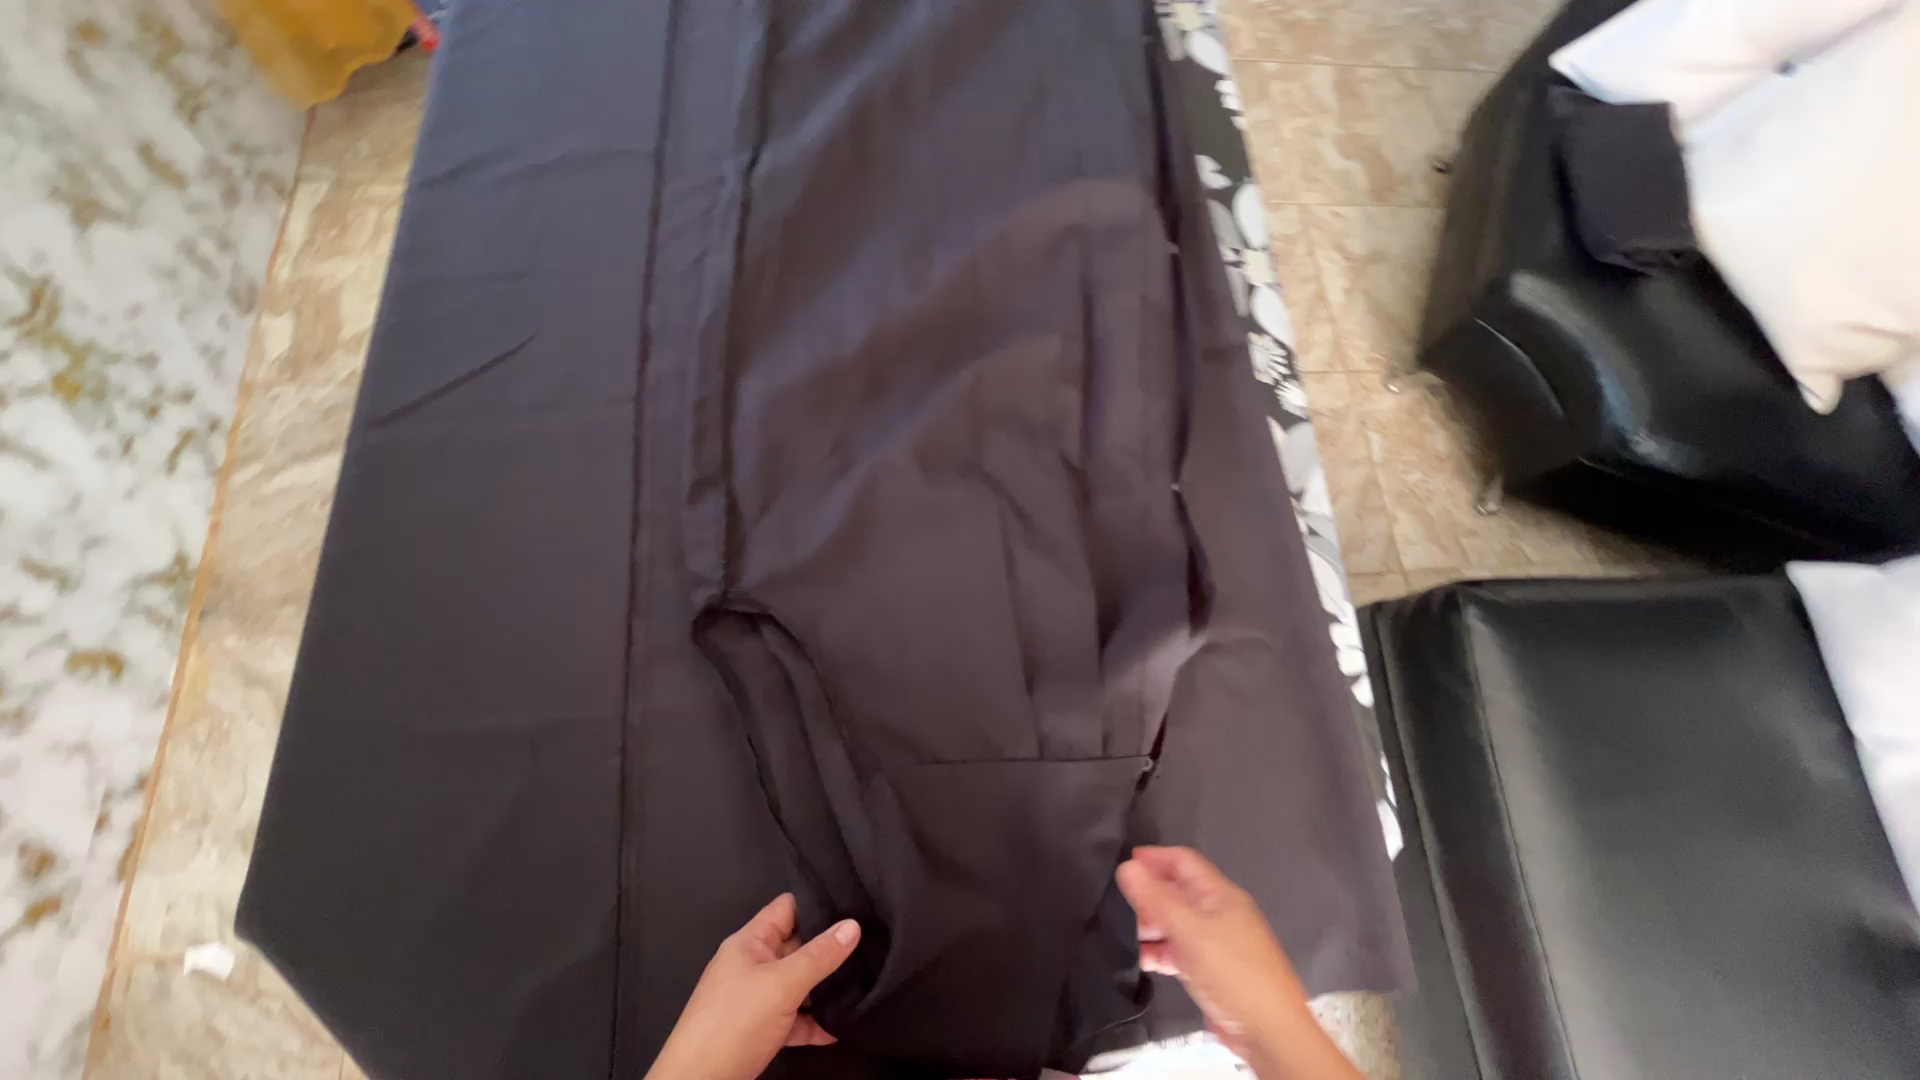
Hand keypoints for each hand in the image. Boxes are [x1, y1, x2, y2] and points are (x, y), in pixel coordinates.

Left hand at [645, 894, 860, 1079]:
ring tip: (864, 982)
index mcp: (750, 942)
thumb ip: (819, 956)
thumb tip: (854, 925)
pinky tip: (839, 1029)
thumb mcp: (782, 985)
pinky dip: (813, 1022)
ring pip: (797, 983)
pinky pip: (793, 1018)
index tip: (855, 905)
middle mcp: (752, 964)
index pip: (788, 908)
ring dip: (824, 988)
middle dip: (828, 947)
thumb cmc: (735, 1023)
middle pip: (796, 945)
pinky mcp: (760, 1031)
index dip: (818, 903)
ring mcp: (755, 999)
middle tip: (869, 944)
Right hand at [1116, 846, 1361, 1079]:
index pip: (1183, 861)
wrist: (1270, 1034)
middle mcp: (1219, 913)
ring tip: (1128, 938)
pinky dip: (1162, 953)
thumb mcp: (1189, 930)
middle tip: (1122, 909)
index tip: (1124, 862)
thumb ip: (1156, 898)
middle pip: (1177, 892)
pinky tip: (1145, 962)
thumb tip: (1127, 866)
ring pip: (1177, 924)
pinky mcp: (1212, 971)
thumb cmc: (1232, 973)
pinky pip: (1181, 951)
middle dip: (1149, 897)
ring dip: (1152, 927)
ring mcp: (1216, 943)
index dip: (1154, 857)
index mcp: (1219, 895)